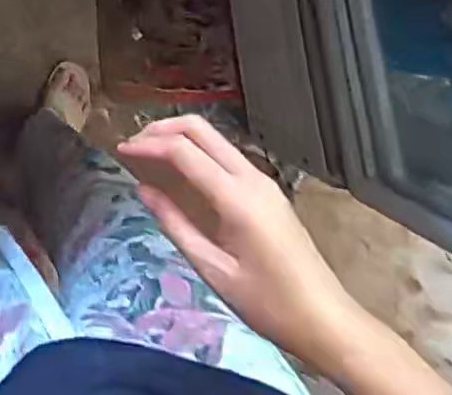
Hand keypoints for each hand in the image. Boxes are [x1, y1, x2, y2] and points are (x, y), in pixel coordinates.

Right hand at [117, 116, 451, 394]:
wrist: (330, 323)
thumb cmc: (272, 305)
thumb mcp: (215, 271)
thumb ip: (176, 226)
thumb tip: (144, 190)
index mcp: (236, 197)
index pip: (183, 151)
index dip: (147, 145)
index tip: (121, 150)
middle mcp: (250, 177)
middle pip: (199, 128)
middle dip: (161, 128)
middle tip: (133, 144)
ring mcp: (262, 180)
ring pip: (213, 137)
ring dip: (178, 136)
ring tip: (149, 153)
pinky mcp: (266, 189)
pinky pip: (224, 154)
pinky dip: (195, 150)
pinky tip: (181, 170)